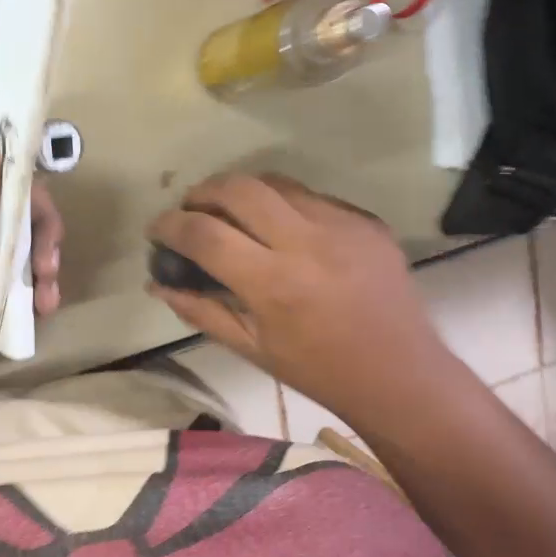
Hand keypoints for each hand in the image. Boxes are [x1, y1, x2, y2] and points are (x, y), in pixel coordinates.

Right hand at [146, 174, 450, 421]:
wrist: (400, 373)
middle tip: (189, 209)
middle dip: (203, 192)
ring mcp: (342, 225)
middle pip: (239, 189)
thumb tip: (158, 283)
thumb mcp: (250, 348)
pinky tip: (278, 226)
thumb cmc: (318, 370)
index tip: (156, 229)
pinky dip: (283, 203)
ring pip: (277, 183)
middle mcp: (306, 243)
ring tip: (228, 209)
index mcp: (272, 283)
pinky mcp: (367, 221)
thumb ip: (200, 311)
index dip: (170, 225)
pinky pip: (312, 197)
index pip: (205, 234)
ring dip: (242, 190)